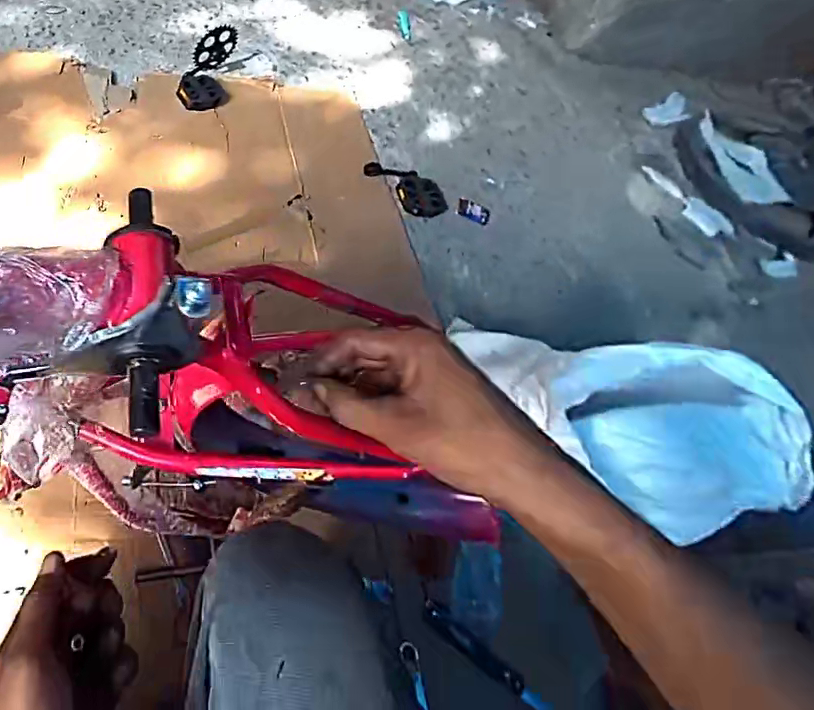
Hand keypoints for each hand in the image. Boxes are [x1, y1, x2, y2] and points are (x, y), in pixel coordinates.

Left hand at [0, 549, 138, 709]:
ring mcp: (76, 678)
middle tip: (105, 610)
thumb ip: (41, 603)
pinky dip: (124, 664)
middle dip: (102, 601)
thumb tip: (54, 559)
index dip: (81, 571)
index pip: (57, 586)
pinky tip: (120, 672)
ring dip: (115, 632)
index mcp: (28, 636)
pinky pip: (118, 669)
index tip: (104, 561)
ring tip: (111, 645)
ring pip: (105, 634)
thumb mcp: (26, 655)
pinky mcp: (98, 700)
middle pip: (86, 607)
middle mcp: (51, 654)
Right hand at [310, 327, 565, 502]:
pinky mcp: (436, 386)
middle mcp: (419, 345)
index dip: (317, 360)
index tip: (291, 380)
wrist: (523, 473)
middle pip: (362, 354)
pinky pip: (393, 385)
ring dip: (349, 389)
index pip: (350, 341)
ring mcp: (430, 365)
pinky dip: (371, 399)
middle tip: (300, 398)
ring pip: (375, 371)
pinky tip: (352, 417)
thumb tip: (306, 390)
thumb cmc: (458, 444)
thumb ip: (344, 405)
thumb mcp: (394, 426)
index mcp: (411, 343)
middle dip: (330, 376)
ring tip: (320, 411)